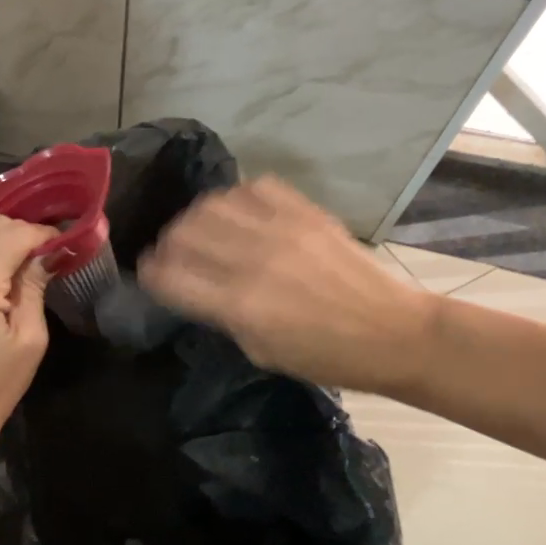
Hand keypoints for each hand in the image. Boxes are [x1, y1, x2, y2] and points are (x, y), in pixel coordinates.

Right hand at [138, 176, 437, 393]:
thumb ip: (221, 315)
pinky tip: (240, 213)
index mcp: (240, 305)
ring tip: (202, 229)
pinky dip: (237, 197)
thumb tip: (192, 287)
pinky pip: (253, 187)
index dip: (151, 273)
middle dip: (168, 244)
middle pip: (183, 234)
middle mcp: (252, 260)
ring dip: (196, 217)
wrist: (396, 333)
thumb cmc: (327, 357)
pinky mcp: (303, 212)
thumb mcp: (260, 351)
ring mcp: (279, 230)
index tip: (149, 274)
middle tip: (172, 252)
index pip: (170, 276)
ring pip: (211, 204)